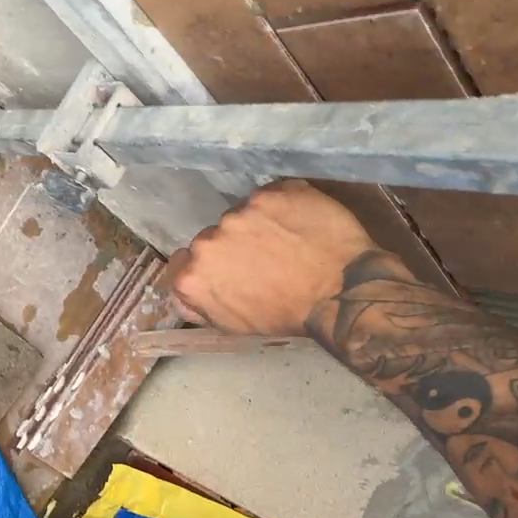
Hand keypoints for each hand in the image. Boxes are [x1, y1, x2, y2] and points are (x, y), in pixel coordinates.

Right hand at [169, 179, 383, 336]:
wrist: (337, 290)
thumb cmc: (281, 314)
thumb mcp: (228, 324)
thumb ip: (197, 304)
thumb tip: (184, 292)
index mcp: (192, 277)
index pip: (180, 264)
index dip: (201, 267)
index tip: (221, 270)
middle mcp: (207, 241)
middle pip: (210, 238)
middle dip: (228, 246)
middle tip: (257, 258)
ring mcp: (240, 213)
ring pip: (239, 216)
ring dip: (254, 225)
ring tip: (282, 240)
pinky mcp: (273, 193)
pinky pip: (269, 196)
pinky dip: (279, 207)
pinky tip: (296, 223)